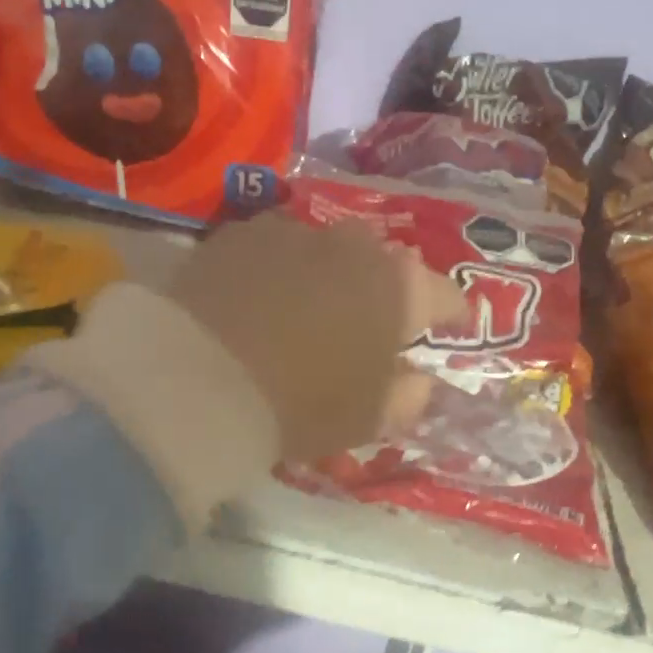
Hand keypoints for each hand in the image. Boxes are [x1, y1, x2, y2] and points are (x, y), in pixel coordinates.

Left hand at [166, 213, 461, 461]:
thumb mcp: (368, 420)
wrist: (200, 380)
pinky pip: (272, 251)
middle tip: (370, 323)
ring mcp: (292, 232)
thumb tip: (419, 380)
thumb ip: (408, 397)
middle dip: (383, 291)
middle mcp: (352, 246)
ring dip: (326, 277)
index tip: (452, 326)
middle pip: (382, 265)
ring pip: (324, 252)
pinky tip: (259, 301)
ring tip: (307, 310)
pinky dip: (275, 272)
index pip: (443, 295)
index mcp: (398, 289)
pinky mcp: (237, 235)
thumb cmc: (303, 406)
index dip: (451, 314)